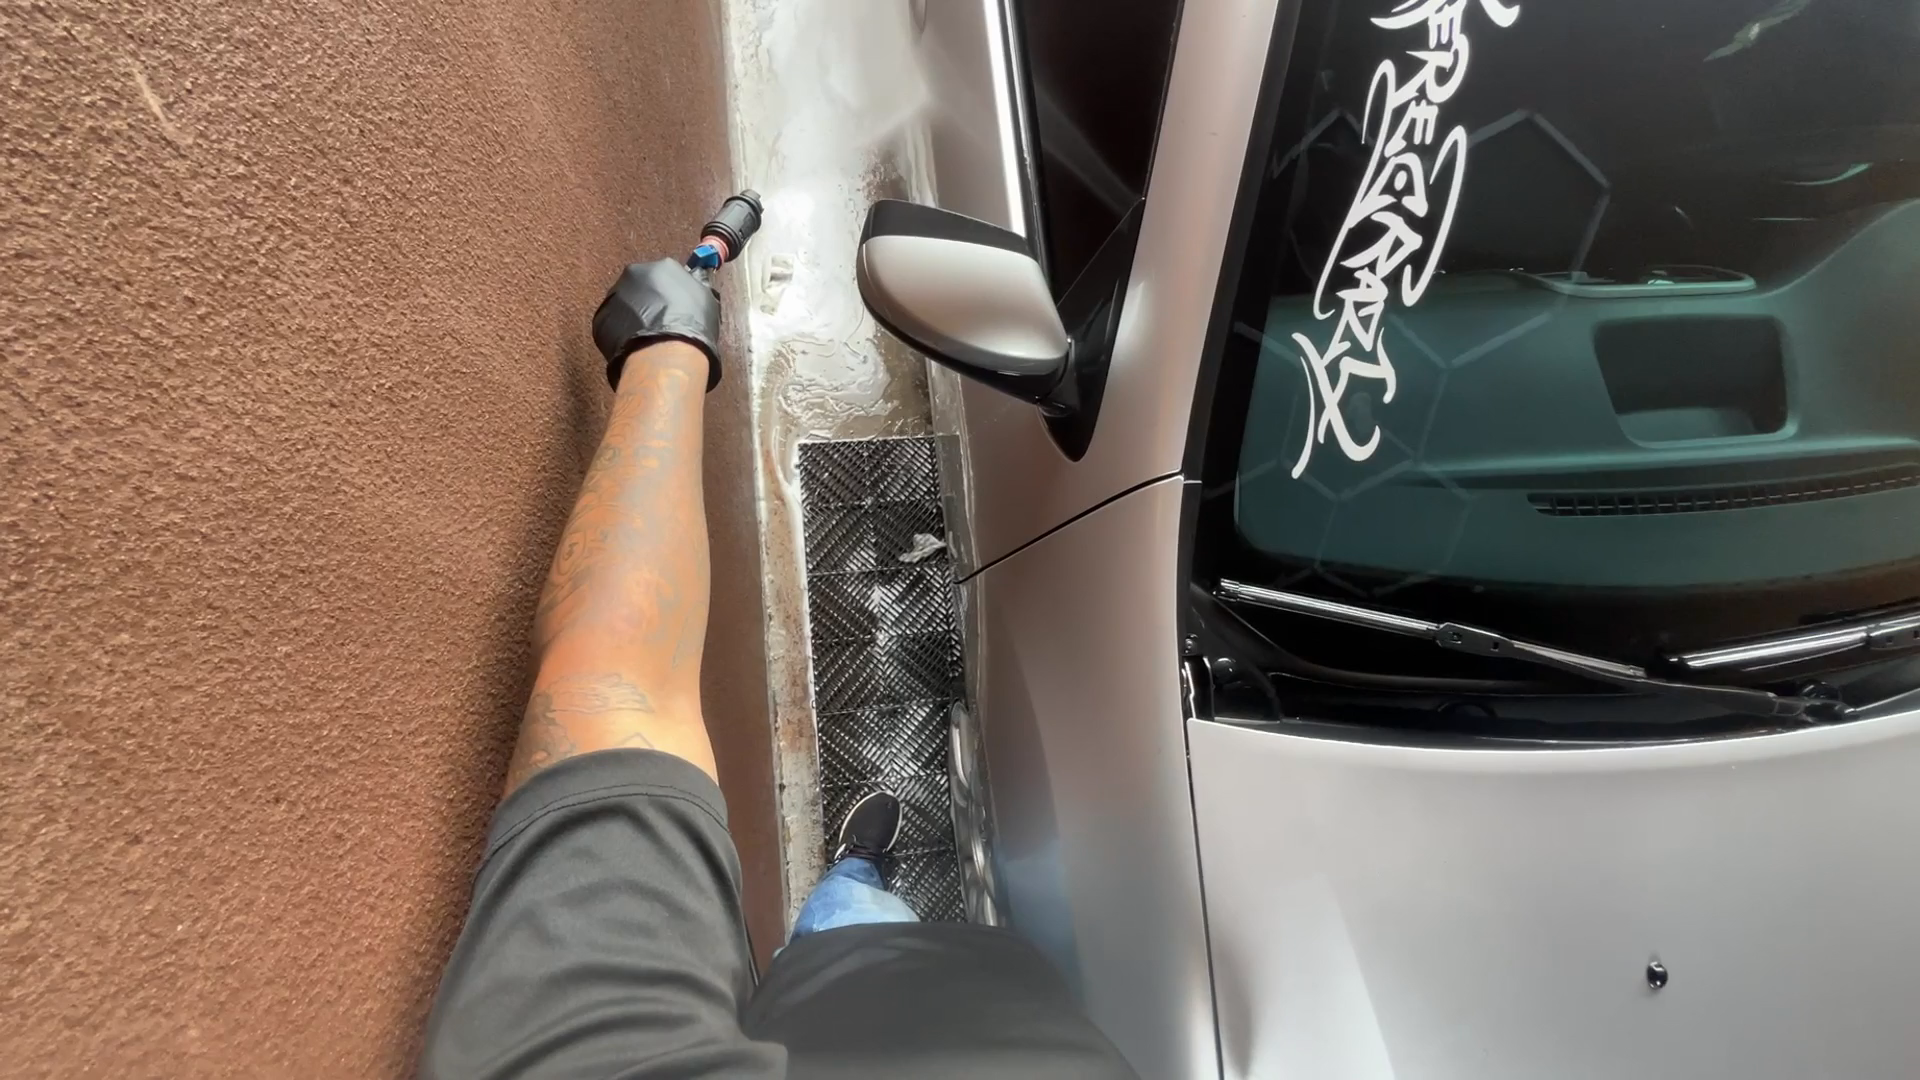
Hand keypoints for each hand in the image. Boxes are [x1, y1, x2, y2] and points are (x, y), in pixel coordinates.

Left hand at [591, 259, 721, 390]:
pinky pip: (614, 322)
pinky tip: (636, 345)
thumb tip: (695, 284)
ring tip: (649, 336)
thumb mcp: (707, 302)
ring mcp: (615, 294)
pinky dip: (624, 331)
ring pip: (627, 302)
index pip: (668, 274)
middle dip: (651, 300)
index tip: (678, 307)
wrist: (666, 353)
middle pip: (643, 284)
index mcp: (664, 266)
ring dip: (636, 315)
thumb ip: (697, 289)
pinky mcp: (601, 317)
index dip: (673, 292)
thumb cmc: (692, 327)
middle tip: (662, 321)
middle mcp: (635, 273)